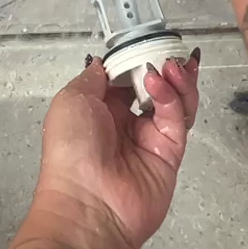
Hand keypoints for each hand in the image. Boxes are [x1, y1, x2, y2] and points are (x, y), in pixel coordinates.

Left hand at [32, 51, 202, 248]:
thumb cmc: (70, 149)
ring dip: (174, 78)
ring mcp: (150, 137)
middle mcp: (126, 121)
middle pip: (154, 86)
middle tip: (169, 48)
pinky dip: (172, 96)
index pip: (126, 76)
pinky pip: (177, 118)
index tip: (146, 41)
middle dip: (163, 64)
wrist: (87, 207)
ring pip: (173, 100)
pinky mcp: (171, 152)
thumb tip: (104, 61)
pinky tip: (161, 81)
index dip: (136, 57)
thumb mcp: (71, 101)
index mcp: (100, 109)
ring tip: (171, 64)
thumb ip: (93, 78)